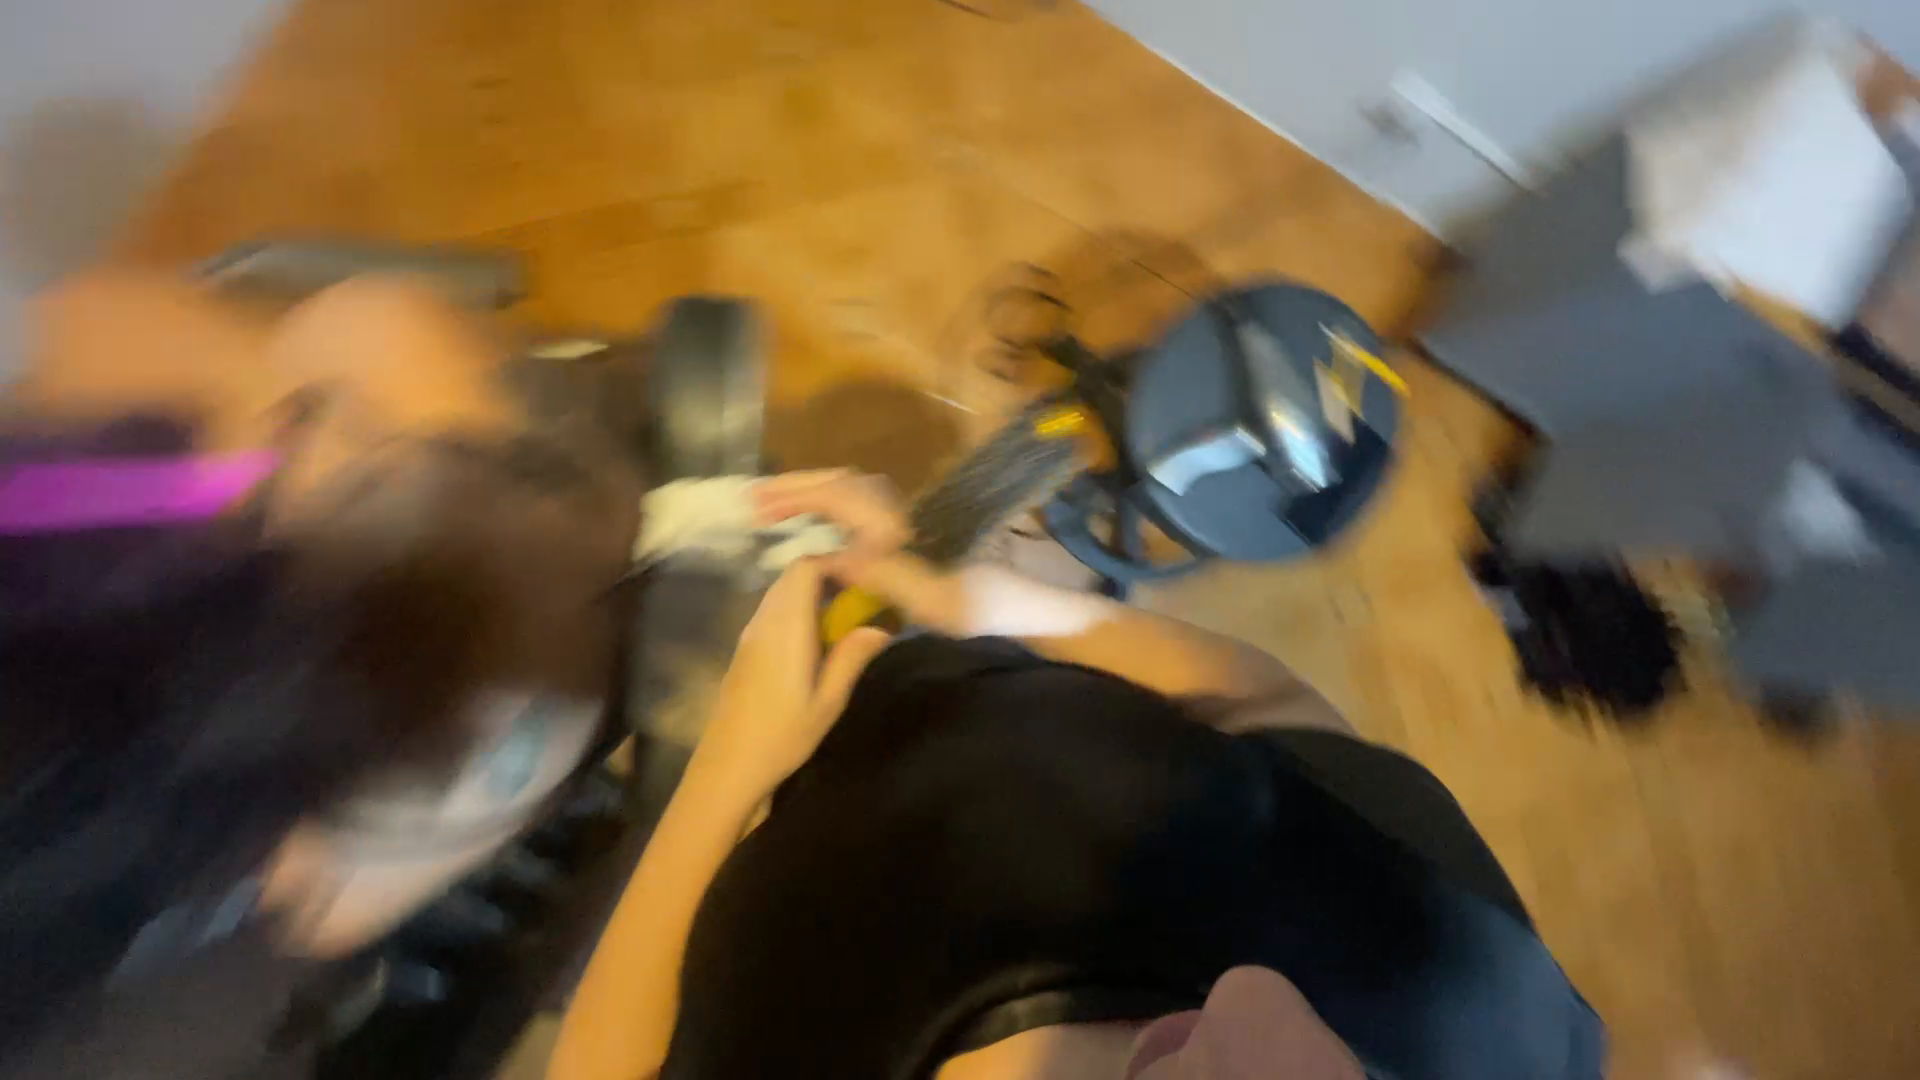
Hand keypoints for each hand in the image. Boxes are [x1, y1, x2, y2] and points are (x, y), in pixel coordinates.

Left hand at [691, 559, 893, 802]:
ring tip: (843, 618)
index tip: (865, 577)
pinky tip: (816, 639)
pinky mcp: (745, 648)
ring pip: (781, 591)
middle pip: (792, 575)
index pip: (805, 569)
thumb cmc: (782, 737)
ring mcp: (750, 634)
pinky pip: (773, 610)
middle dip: (828, 576)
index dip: (835, 563)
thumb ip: (852, 657)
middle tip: (860, 597)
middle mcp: (764, 622)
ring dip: (812, 593)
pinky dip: (797, 609)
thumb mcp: (828, 702)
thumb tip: (882, 628)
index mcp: (786, 628)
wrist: (727, 768)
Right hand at [753, 469, 964, 634]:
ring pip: (852, 490)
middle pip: (842, 483)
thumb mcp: (933, 597)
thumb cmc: (981, 601)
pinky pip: (862, 503)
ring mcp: (907, 515)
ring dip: (812, 492)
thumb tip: (824, 556)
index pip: (839, 496)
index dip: (796, 498)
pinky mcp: (911, 526)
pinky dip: (831, 504)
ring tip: (776, 506)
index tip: (760, 507)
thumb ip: (878, 573)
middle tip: (755, 498)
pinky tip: (816, 521)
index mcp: (902, 525)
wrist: (1021, 594)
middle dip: (796, 487)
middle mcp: (902, 509)